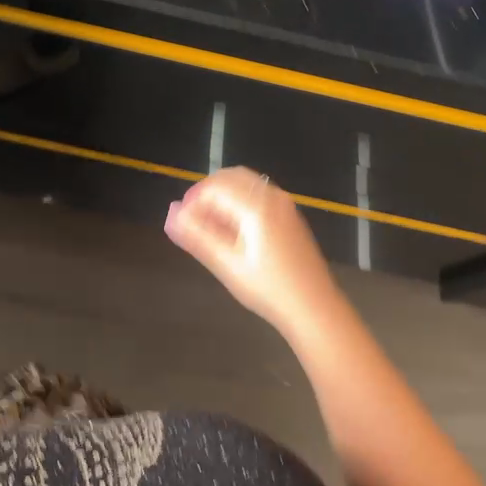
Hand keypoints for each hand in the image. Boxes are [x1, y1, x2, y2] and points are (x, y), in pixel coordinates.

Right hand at [165, 166, 343, 332]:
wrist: (315, 308)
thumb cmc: (268, 289)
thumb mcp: (227, 264)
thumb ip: (197, 236)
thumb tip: (170, 213)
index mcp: (257, 206)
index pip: (215, 186)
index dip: (192, 200)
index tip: (181, 223)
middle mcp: (272, 197)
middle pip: (231, 177)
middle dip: (206, 193)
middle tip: (192, 221)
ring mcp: (284, 205)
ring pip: (245, 184)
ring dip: (222, 197)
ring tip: (210, 228)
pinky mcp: (289, 216)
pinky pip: (258, 195)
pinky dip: (238, 202)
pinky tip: (233, 232)